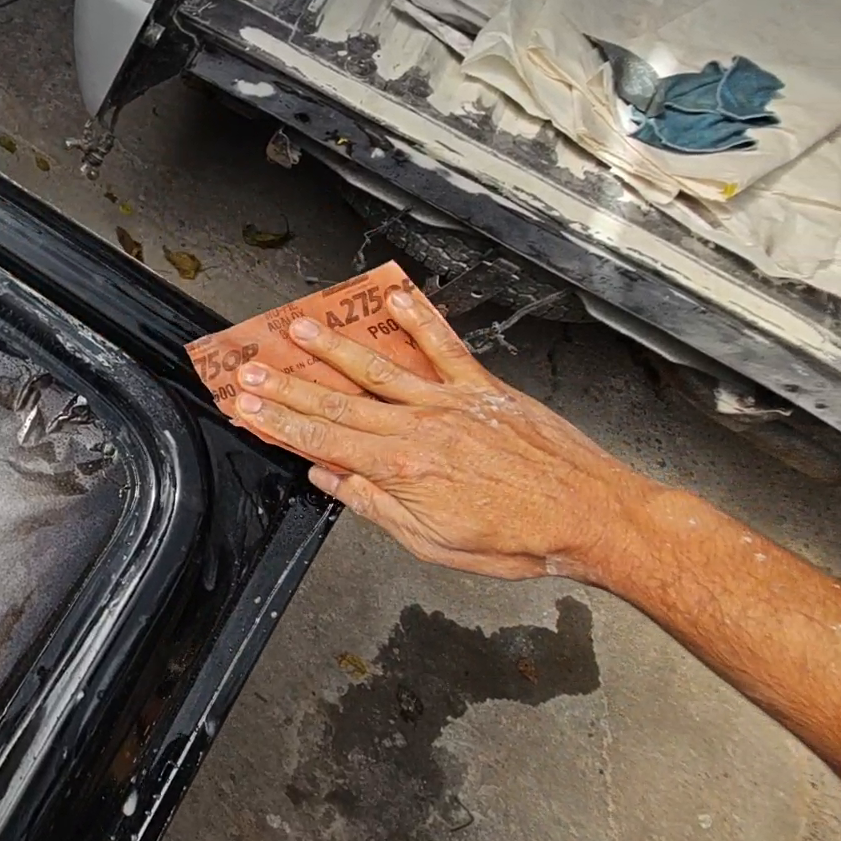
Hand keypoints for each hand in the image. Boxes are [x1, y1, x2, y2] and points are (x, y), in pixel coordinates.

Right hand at [231, 289, 659, 581]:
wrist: (597, 520)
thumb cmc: (516, 539)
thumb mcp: (431, 541)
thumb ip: (373, 505)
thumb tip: (327, 477)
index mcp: (398, 468)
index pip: (319, 438)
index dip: (275, 421)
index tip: (243, 406)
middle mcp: (416, 428)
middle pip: (334, 401)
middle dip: (284, 384)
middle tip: (248, 367)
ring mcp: (448, 403)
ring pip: (376, 370)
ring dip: (331, 348)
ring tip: (297, 328)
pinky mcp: (481, 389)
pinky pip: (444, 349)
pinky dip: (418, 321)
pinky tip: (393, 299)